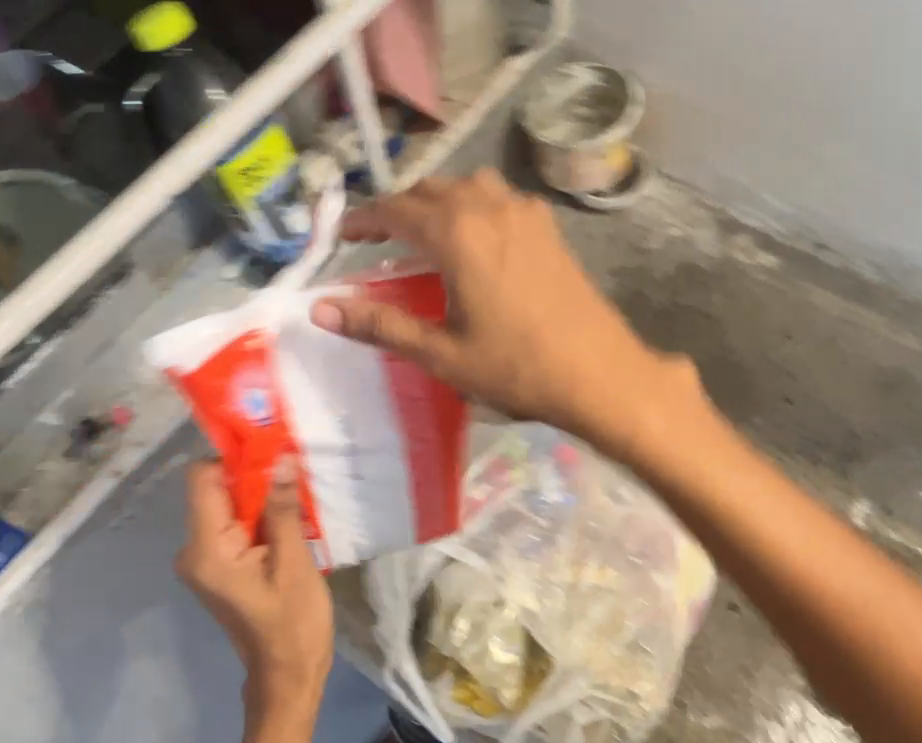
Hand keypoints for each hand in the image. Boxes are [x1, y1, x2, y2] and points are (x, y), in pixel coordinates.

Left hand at [176, 460, 332, 713]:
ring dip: (261, 503)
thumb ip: (282, 509)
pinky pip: (234, 530)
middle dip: (255, 481)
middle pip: (216, 492)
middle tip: (296, 481)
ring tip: (298, 507)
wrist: (286, 677)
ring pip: (228, 509)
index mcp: (205, 548)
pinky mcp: (217, 569)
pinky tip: (288, 530)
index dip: (237, 460)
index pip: (203, 478)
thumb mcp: (294, 563)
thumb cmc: (293, 624)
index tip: (276, 456)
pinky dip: (259, 523)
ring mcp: (203, 561)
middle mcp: (193, 550)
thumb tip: (282, 459)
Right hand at [309, 169, 700, 450]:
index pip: (394, 210)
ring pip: (467, 188)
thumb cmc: (517, 369)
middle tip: (378, 243)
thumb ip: (381, 326)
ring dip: (438, 203)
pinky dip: (474, 210)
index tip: (342, 238)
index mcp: (456, 232)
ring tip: (424, 239)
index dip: (362, 221)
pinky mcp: (549, 229)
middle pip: (430, 190)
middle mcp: (488, 207)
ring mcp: (525, 213)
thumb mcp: (442, 354)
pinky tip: (476, 245)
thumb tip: (321, 311)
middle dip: (398, 211)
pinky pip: (499, 201)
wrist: (599, 374)